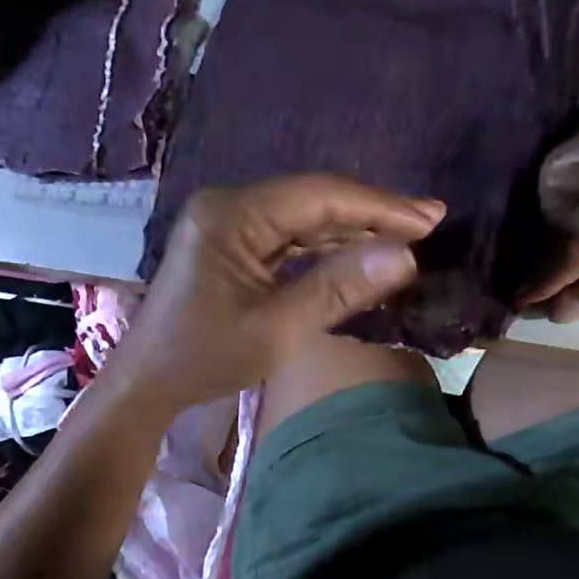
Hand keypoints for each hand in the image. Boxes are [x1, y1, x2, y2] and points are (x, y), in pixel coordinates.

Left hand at [106, 174, 444, 411]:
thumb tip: (406, 257)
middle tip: (429, 223)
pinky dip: (324, 248)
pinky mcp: (230, 244)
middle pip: (312, 200)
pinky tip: (358, 256)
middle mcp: (229, 206)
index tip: (430, 219)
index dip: (379, 206)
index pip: (319, 196)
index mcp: (232, 215)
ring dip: (351, 230)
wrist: (147, 382)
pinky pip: (287, 237)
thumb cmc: (205, 359)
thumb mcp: (277, 329)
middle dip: (370, 214)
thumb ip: (338, 288)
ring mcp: (227, 223)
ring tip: (404, 239)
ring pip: (302, 217)